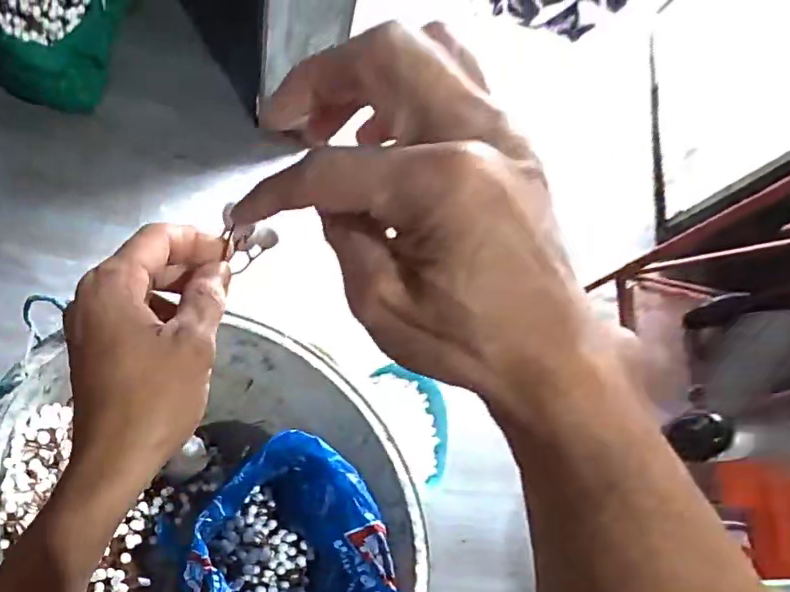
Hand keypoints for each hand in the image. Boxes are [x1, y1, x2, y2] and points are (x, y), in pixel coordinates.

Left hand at [63, 224, 229, 491]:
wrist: (111, 460)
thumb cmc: (154, 401)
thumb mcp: (192, 345)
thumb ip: (207, 297)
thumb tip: (215, 273)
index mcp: (110, 284)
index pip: (157, 238)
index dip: (197, 240)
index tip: (229, 255)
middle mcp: (87, 297)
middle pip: (142, 262)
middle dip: (185, 267)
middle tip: (223, 284)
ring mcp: (83, 326)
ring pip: (133, 292)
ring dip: (170, 295)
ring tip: (206, 312)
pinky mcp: (87, 352)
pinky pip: (123, 318)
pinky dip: (152, 318)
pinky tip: (179, 337)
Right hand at [233, 22, 624, 410]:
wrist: (545, 345)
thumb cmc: (461, 338)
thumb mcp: (379, 303)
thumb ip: (345, 236)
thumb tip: (327, 200)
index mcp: (438, 183)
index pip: (331, 168)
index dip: (275, 189)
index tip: (244, 210)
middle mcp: (475, 131)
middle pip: (385, 55)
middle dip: (317, 80)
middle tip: (280, 121)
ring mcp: (501, 126)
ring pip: (426, 48)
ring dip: (364, 76)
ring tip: (329, 125)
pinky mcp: (510, 137)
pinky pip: (454, 77)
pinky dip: (404, 90)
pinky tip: (379, 137)